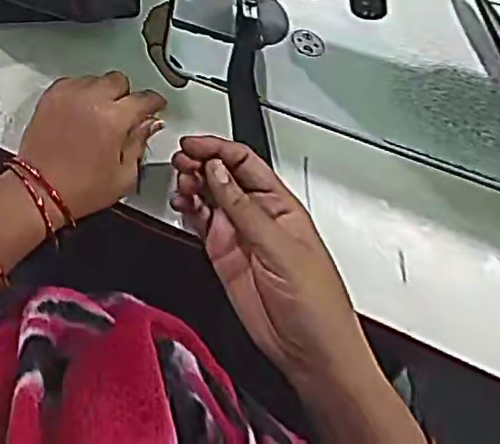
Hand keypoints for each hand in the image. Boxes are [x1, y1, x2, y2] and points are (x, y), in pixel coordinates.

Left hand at [18, 71, 164, 221]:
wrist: (41, 188)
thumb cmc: (79, 188)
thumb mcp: (124, 175)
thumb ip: (139, 143)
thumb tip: (148, 125)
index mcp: (113, 118)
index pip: (143, 98)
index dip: (153, 102)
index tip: (155, 106)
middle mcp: (90, 99)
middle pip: (117, 80)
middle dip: (126, 95)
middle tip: (126, 113)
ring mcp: (67, 95)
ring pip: (94, 78)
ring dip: (101, 91)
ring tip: (101, 114)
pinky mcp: (50, 96)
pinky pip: (71, 82)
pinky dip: (80, 91)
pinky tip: (82, 109)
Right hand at [170, 135, 372, 384]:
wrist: (311, 355)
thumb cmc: (319, 307)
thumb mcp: (281, 249)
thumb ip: (244, 208)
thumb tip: (216, 169)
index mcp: (279, 206)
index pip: (244, 162)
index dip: (217, 148)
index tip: (193, 145)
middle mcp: (256, 214)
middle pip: (221, 173)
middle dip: (198, 161)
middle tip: (181, 162)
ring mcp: (238, 232)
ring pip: (206, 192)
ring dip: (189, 182)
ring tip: (181, 184)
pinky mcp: (222, 250)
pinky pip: (198, 218)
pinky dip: (185, 206)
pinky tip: (181, 203)